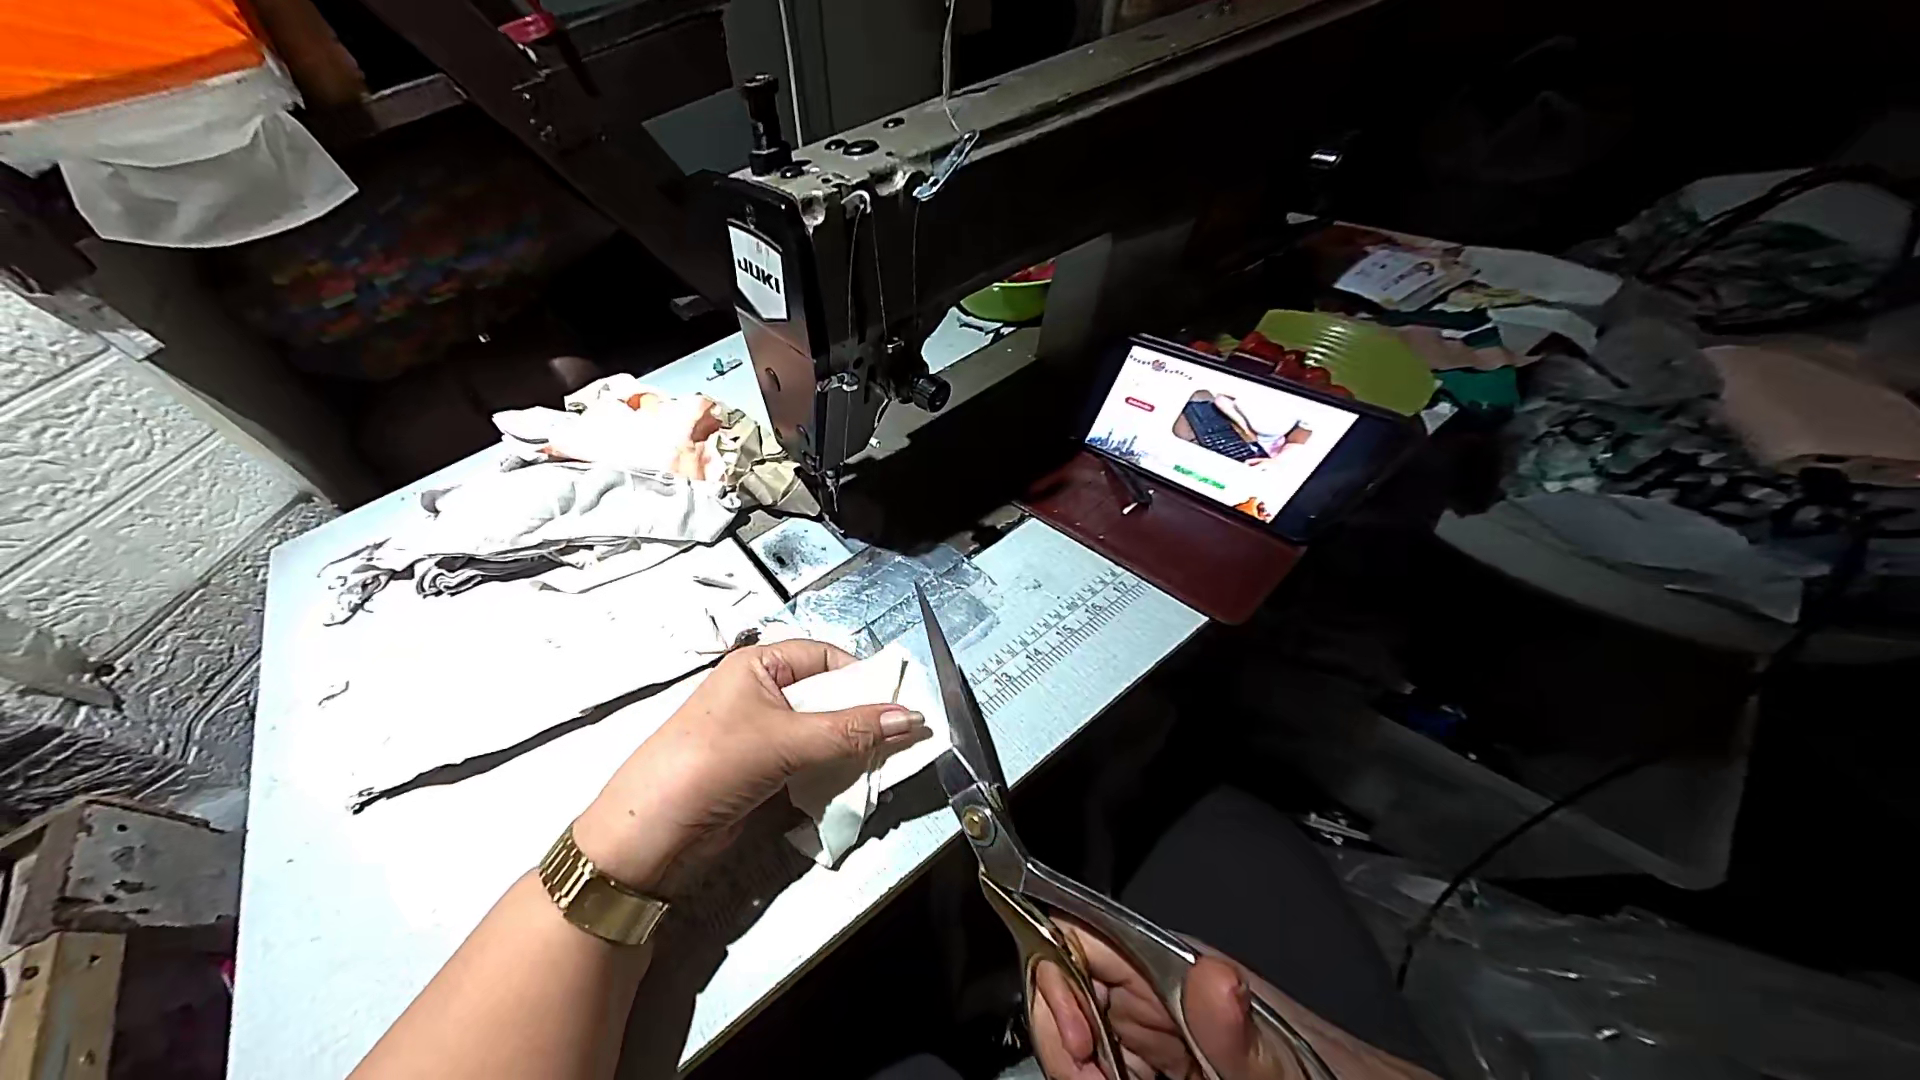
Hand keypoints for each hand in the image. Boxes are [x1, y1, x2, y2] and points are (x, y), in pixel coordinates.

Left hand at [572, 640, 927, 889]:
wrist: (649, 840)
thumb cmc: (709, 765)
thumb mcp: (785, 741)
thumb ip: (850, 730)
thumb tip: (907, 718)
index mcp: (759, 665)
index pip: (826, 658)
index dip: (861, 677)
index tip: (895, 702)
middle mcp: (762, 692)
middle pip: (828, 695)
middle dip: (860, 716)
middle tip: (897, 735)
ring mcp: (763, 733)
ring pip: (822, 730)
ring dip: (849, 746)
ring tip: (880, 760)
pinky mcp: (764, 768)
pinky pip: (811, 759)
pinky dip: (832, 768)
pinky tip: (853, 780)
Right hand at [1030, 919, 1434, 1079]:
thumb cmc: (1335, 1076)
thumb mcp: (1286, 1064)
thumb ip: (1242, 1033)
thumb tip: (1212, 977)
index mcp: (1170, 961)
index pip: (1078, 932)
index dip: (1055, 972)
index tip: (1073, 1038)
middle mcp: (1154, 984)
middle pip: (1066, 985)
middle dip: (1062, 1037)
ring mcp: (1154, 1027)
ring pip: (1079, 1029)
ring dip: (1079, 1067)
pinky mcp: (1158, 1062)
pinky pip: (1106, 1064)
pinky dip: (1096, 1079)